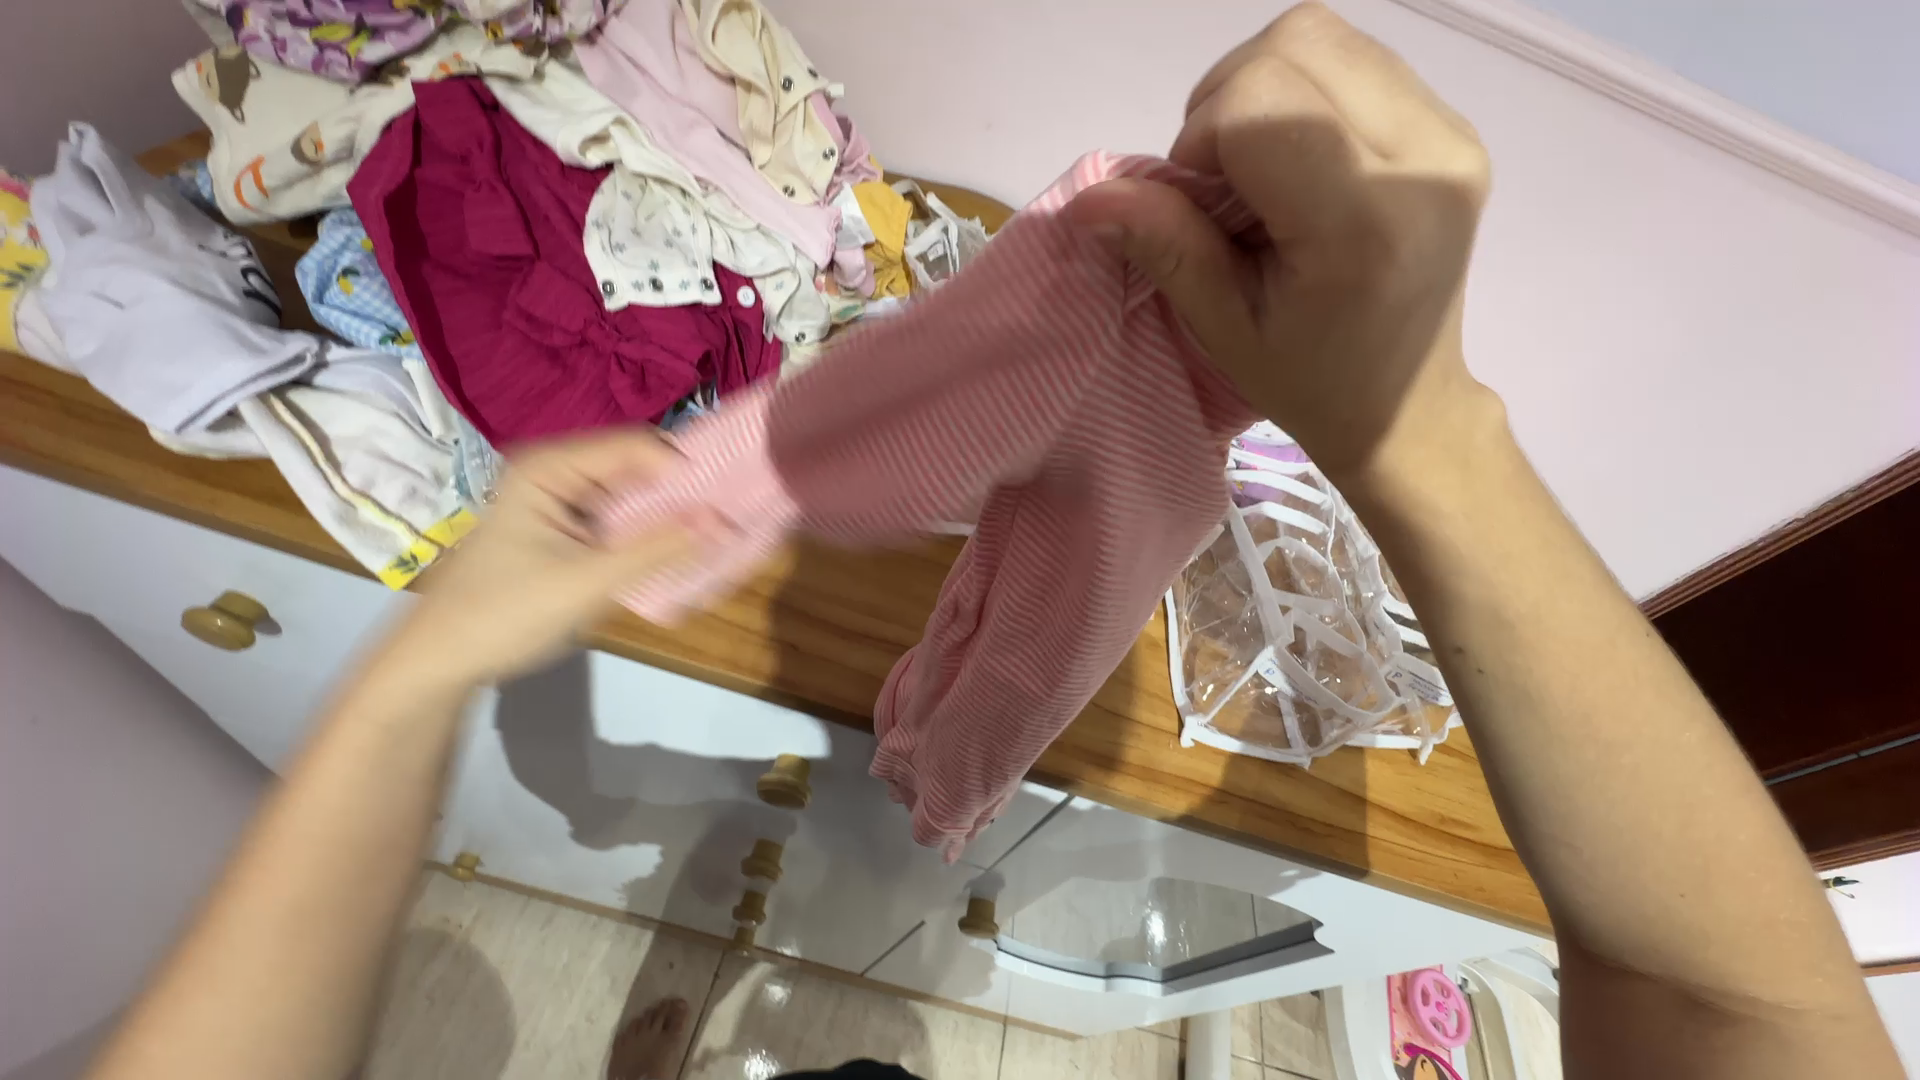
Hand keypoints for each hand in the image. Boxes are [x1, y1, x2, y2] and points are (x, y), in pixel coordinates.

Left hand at [383, 429, 704, 688]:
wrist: (439, 661)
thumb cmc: (505, 613)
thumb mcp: (590, 581)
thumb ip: (661, 548)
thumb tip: (727, 522)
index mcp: (550, 467)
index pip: (636, 447)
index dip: (685, 470)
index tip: (728, 502)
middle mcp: (556, 472)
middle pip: (637, 467)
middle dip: (682, 493)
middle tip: (727, 522)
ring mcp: (559, 501)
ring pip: (632, 496)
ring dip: (669, 517)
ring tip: (712, 538)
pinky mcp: (564, 530)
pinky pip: (619, 520)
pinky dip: (648, 536)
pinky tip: (676, 555)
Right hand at [1069, 3, 1493, 476]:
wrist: (1403, 399)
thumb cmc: (1307, 379)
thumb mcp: (1224, 327)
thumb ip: (1166, 248)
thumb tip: (1090, 196)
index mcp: (1365, 220)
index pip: (1259, 101)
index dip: (1200, 141)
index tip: (1200, 208)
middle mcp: (1425, 154)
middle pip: (1291, 44)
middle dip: (1225, 106)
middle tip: (1223, 188)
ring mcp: (1449, 129)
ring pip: (1320, 36)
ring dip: (1259, 94)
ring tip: (1258, 175)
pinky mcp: (1455, 121)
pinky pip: (1352, 59)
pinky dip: (1298, 95)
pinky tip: (1297, 164)